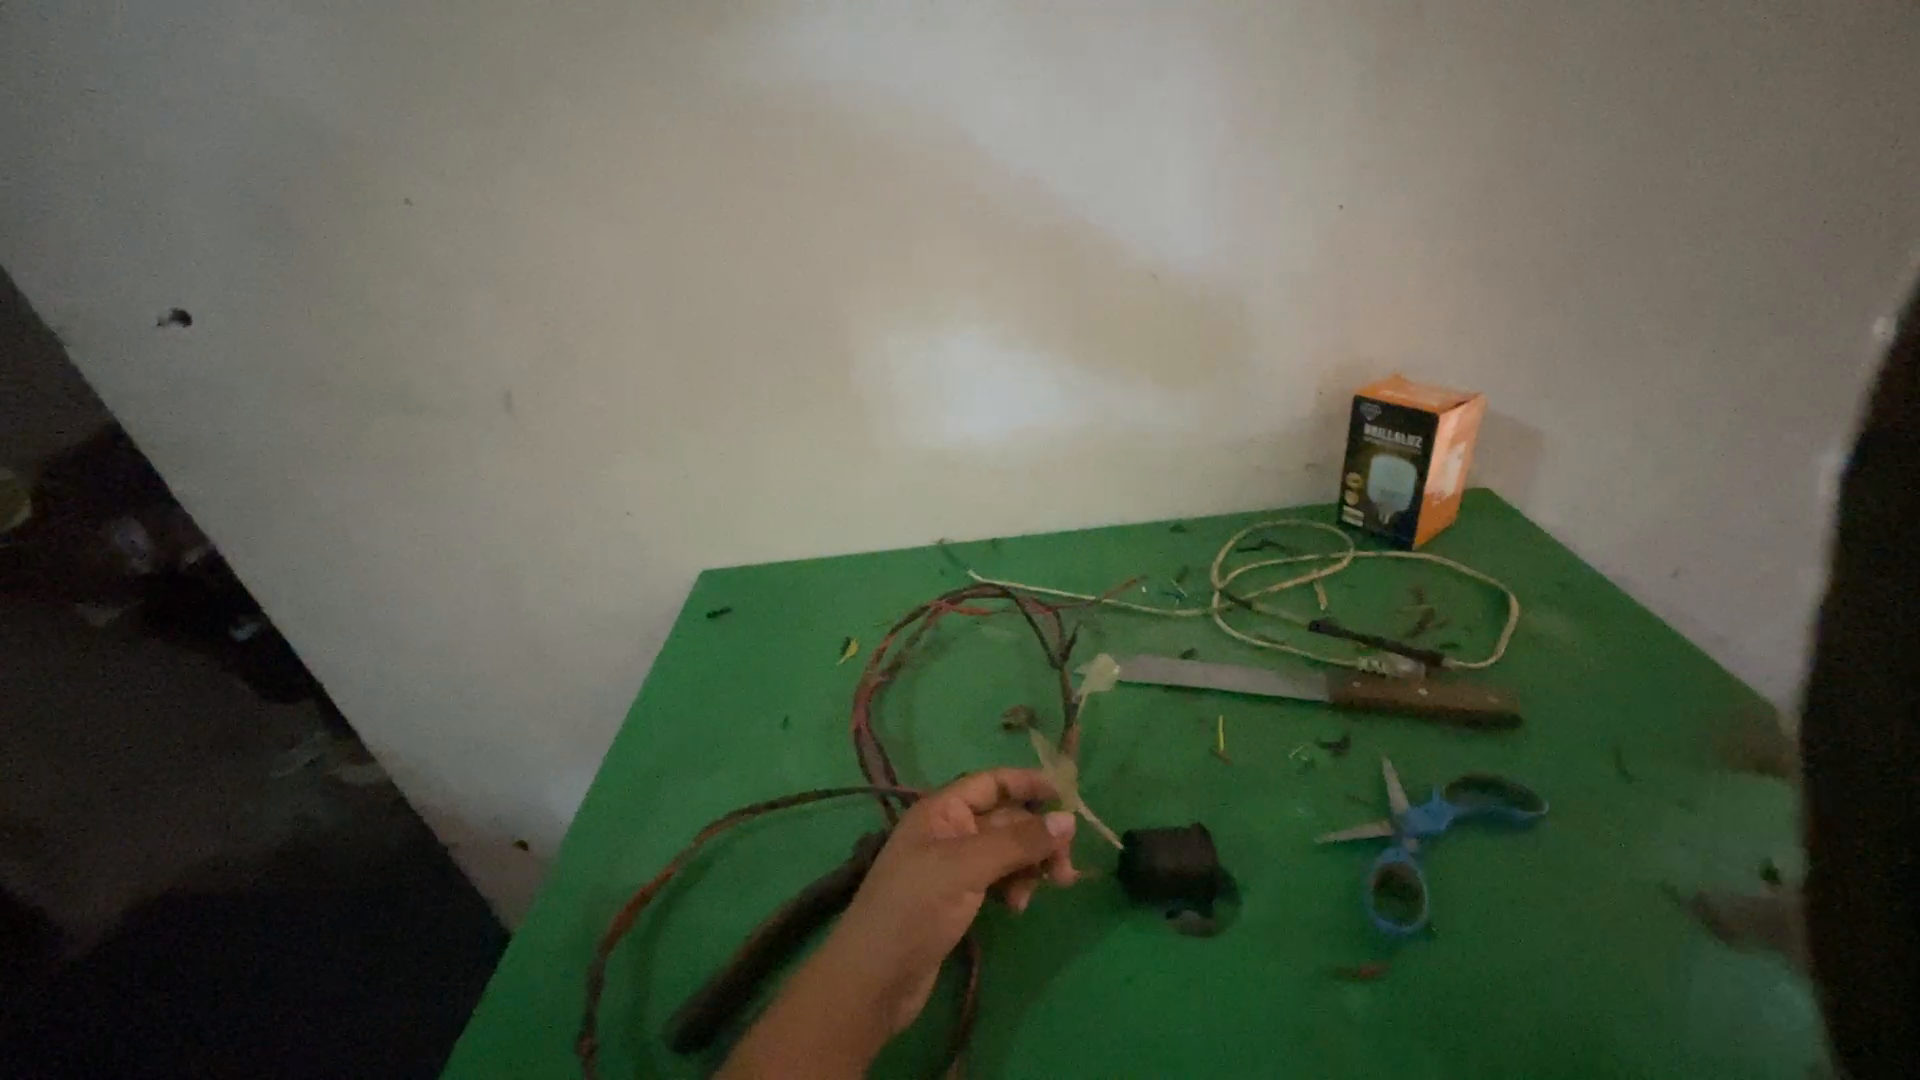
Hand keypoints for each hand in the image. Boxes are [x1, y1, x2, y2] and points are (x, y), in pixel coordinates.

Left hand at [826, 768, 1079, 1030]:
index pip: (992, 782)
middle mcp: (948, 830)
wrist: (874, 978)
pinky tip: (1017, 907)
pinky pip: (997, 878)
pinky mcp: (958, 898)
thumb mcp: (967, 867)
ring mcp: (952, 866)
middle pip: (1005, 819)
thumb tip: (1069, 819)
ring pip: (1005, 851)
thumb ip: (1018, 842)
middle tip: (1066, 869)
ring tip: (1043, 890)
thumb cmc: (915, 908)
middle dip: (1038, 837)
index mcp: (942, 810)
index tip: (1068, 797)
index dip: (1029, 783)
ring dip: (1029, 864)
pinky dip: (1014, 886)